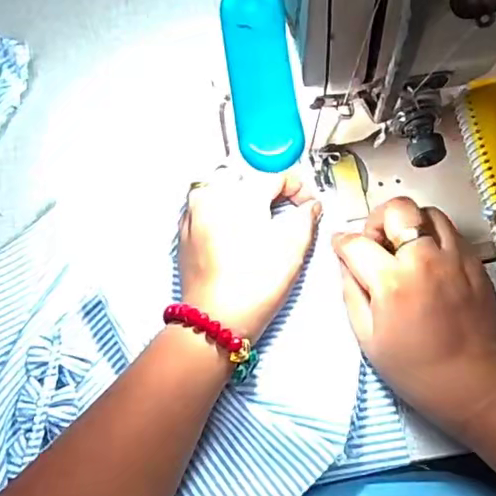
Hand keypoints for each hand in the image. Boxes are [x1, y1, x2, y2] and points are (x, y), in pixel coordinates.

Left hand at [179, 167, 321, 340]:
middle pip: (249, 179)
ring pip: (226, 191)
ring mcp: (194, 212)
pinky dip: (226, 214)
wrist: (215, 319)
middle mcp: (212, 193)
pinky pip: (210, 209)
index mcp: (240, 192)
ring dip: (246, 201)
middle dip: (270, 192)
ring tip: (262, 225)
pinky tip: (238, 237)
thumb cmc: (256, 283)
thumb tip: (310, 206)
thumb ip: (306, 217)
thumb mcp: (294, 247)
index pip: (276, 175)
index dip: (299, 188)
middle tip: (287, 213)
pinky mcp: (185, 231)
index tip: (308, 206)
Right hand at [332, 198, 495, 426]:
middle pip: (397, 209)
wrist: (471, 382)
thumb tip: (346, 263)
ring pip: (428, 212)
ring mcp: (455, 258)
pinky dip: (434, 236)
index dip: (341, 243)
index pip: (356, 242)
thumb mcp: (367, 337)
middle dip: (378, 220)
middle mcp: (425, 260)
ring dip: (410, 222)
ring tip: (405, 247)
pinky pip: (451, 232)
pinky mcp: (475, 263)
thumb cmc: (416, 369)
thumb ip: (352, 292)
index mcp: (392, 282)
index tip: (341, 248)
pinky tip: (429, 261)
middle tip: (376, 243)